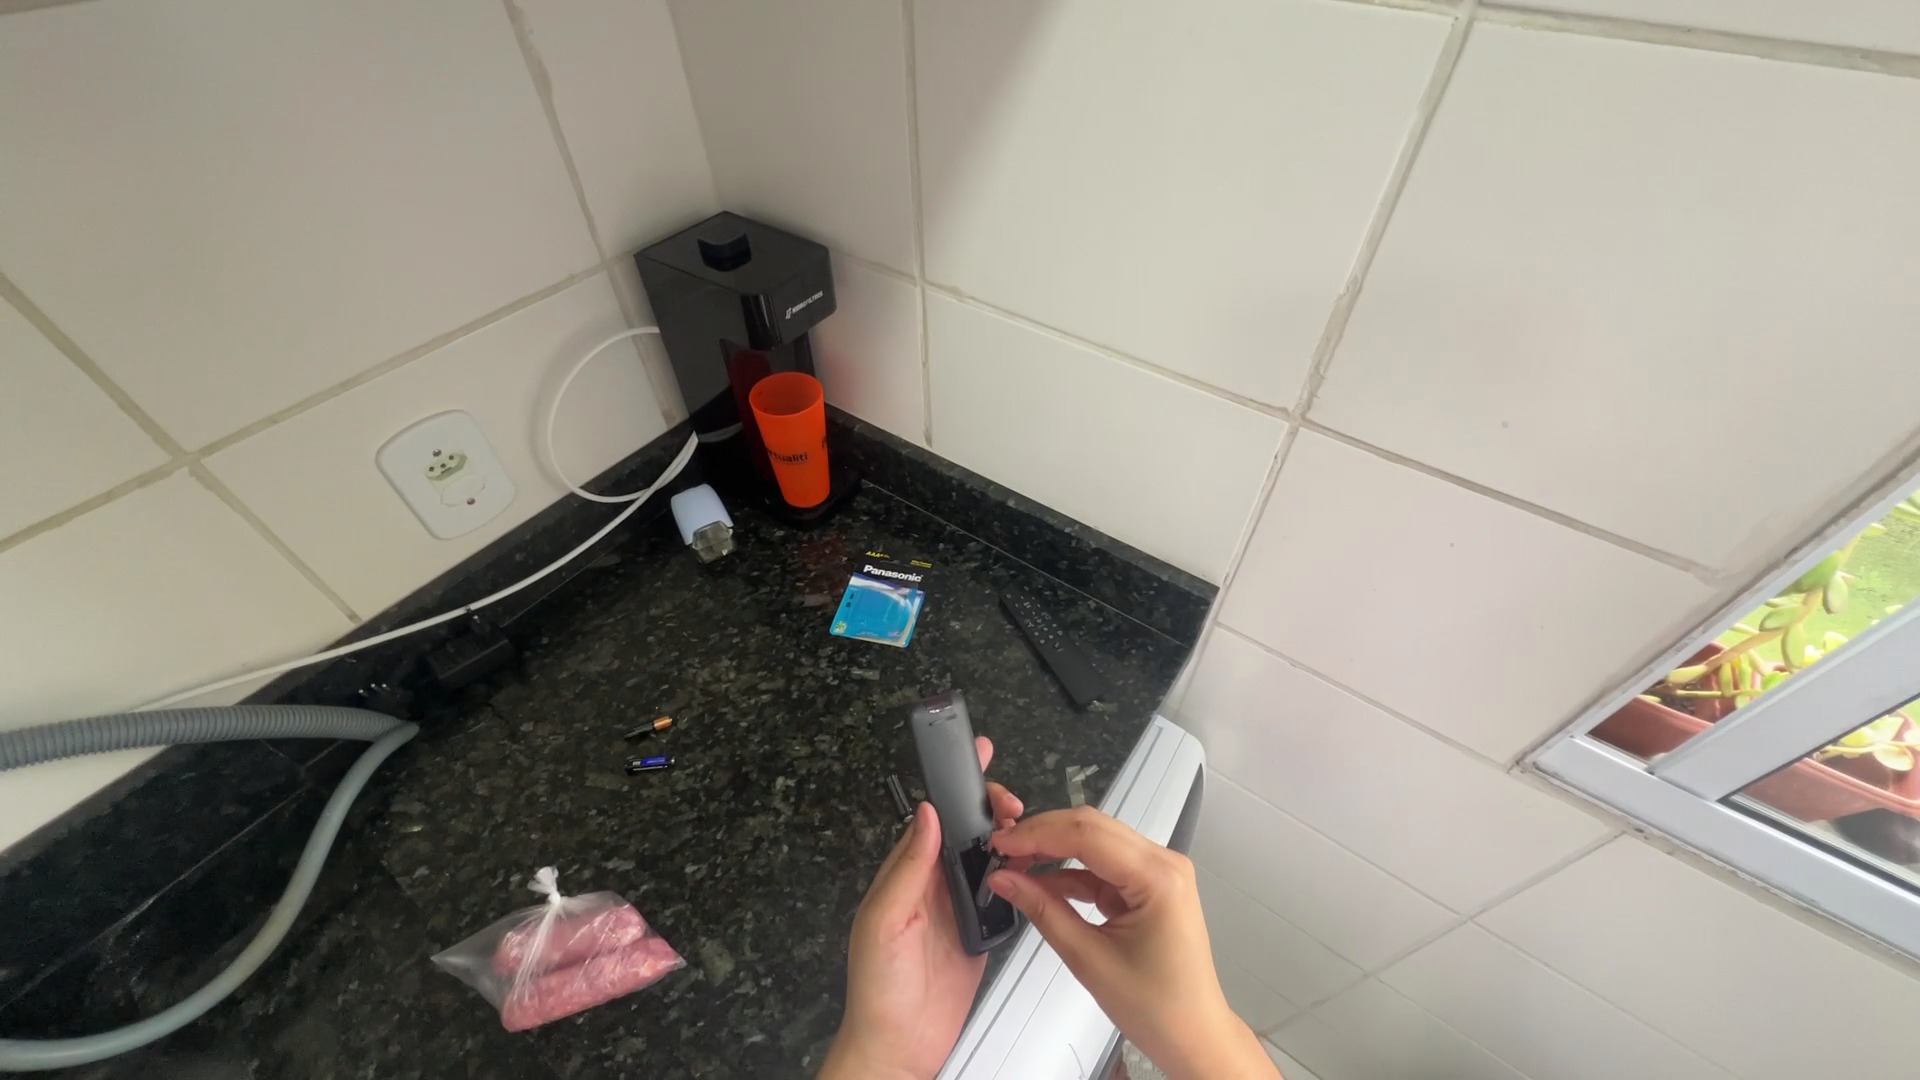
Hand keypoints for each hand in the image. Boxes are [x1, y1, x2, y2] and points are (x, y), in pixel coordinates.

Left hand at [820, 737, 1023, 1079]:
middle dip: (990, 806)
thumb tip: (926, 813)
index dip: (955, 783)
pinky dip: (1017, 874)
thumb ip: (907, 867)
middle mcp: (933, 881)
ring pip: (987, 854)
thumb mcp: (885, 920)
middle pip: (966, 828)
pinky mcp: (979, 928)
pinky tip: (1031, 865)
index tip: (975, 755)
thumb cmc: (878, 986)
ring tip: (1026, 827)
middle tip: (1012, 803)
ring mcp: (957, 903)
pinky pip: (1000, 891)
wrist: (900, 1046)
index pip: (935, 813)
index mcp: (907, 870)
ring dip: (1006, 836)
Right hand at [986, 807, 1281, 1079]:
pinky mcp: (1149, 880)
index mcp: (1157, 876)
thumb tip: (1001, 878)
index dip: (1038, 834)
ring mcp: (1158, 868)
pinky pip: (1103, 862)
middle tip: (1001, 850)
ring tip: (1015, 862)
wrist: (1197, 1038)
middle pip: (1091, 827)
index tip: (999, 844)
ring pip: (1096, 838)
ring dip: (1054, 847)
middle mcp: (1163, 860)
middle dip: (1043, 834)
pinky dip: (1070, 869)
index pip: (1087, 834)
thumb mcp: (1089, 960)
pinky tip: (1040, 880)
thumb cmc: (1153, 1008)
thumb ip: (1043, 911)